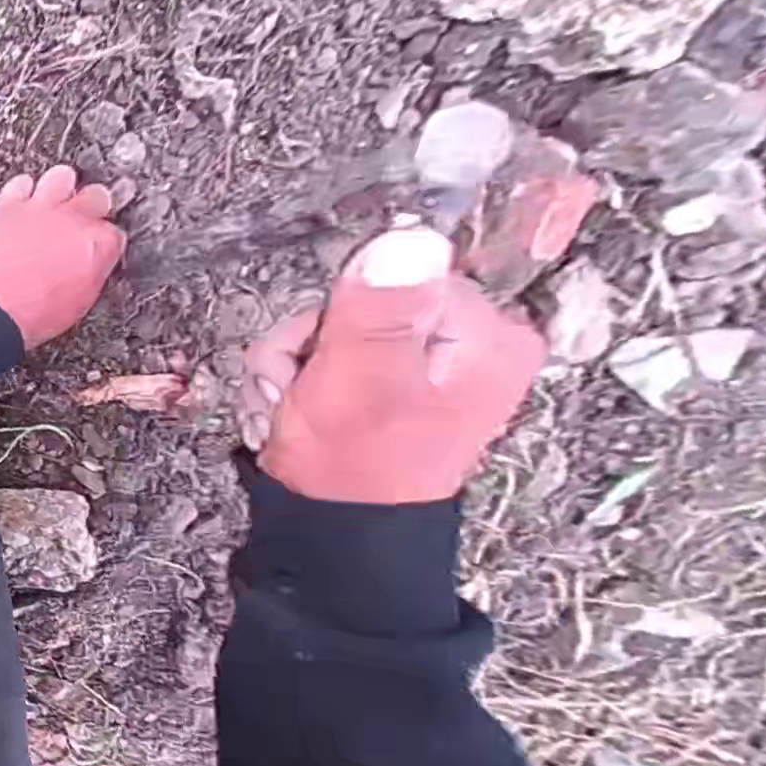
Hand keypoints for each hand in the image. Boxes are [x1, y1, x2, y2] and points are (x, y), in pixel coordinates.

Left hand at [0, 165, 125, 350]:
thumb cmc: (35, 314)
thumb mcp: (82, 299)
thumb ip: (93, 270)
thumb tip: (93, 262)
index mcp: (99, 245)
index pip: (114, 229)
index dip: (102, 237)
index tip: (93, 241)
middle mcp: (74, 220)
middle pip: (96, 195)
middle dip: (92, 205)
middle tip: (80, 218)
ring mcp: (41, 209)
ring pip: (62, 176)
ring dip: (61, 187)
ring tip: (53, 202)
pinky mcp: (9, 207)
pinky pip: (21, 182)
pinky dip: (23, 189)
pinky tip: (23, 201)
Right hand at [239, 226, 543, 504]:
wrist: (328, 529)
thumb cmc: (351, 463)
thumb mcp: (362, 379)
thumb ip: (379, 311)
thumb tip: (407, 237)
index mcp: (481, 338)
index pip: (391, 276)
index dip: (339, 312)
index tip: (324, 355)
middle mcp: (453, 347)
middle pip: (349, 304)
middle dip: (301, 346)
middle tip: (298, 389)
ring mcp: (409, 367)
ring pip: (318, 331)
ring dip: (285, 368)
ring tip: (289, 408)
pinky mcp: (372, 384)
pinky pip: (312, 358)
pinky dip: (287, 383)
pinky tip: (289, 413)